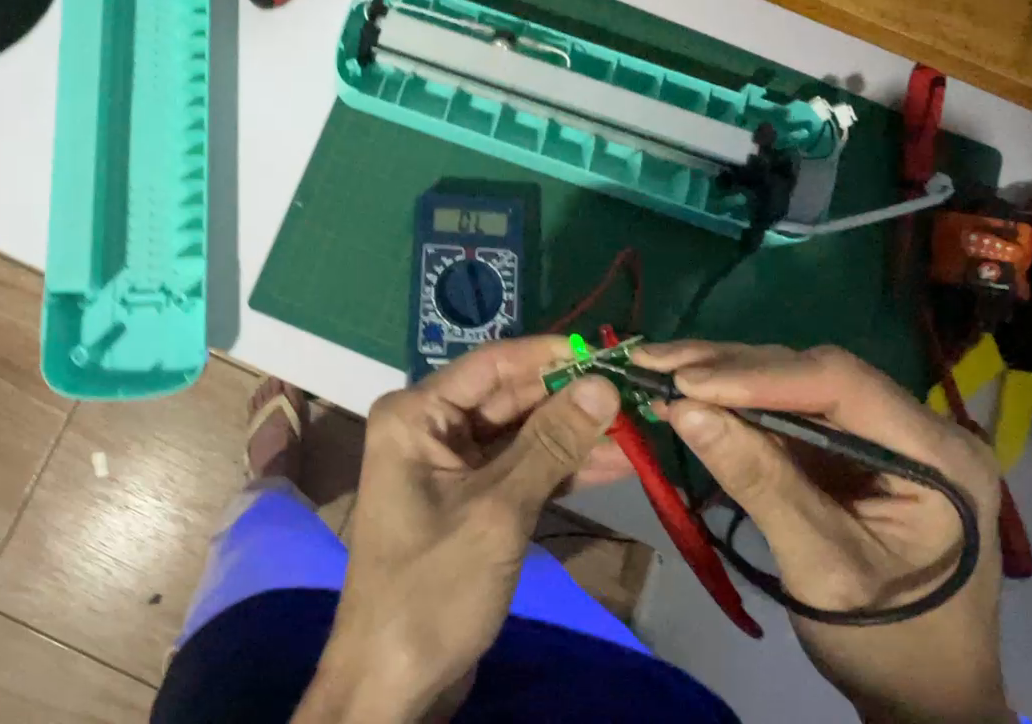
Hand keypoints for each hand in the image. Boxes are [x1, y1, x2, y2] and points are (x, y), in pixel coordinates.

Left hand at [293, 336, 624, 722]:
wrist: (395, 679)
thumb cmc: (435, 586)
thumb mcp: (499, 511)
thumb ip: (551, 445)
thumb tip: (604, 385)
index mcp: (415, 414)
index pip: (491, 365)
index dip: (550, 357)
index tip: (608, 353)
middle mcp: (428, 428)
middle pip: (507, 398)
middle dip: (568, 399)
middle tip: (634, 396)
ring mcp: (449, 466)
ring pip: (519, 434)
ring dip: (572, 435)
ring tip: (636, 431)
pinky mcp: (470, 501)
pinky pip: (519, 469)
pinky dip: (560, 470)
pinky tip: (613, 466)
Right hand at [638, 341, 1014, 723]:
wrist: (923, 693)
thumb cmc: (888, 643)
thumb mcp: (821, 566)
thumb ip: (759, 482)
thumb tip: (682, 409)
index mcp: (936, 454)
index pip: (840, 384)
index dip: (757, 375)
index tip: (684, 382)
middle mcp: (915, 427)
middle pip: (812, 372)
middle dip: (728, 367)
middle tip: (653, 363)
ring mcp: (883, 434)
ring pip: (794, 382)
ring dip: (722, 376)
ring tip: (658, 370)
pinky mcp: (851, 448)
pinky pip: (787, 409)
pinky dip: (733, 403)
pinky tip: (689, 396)